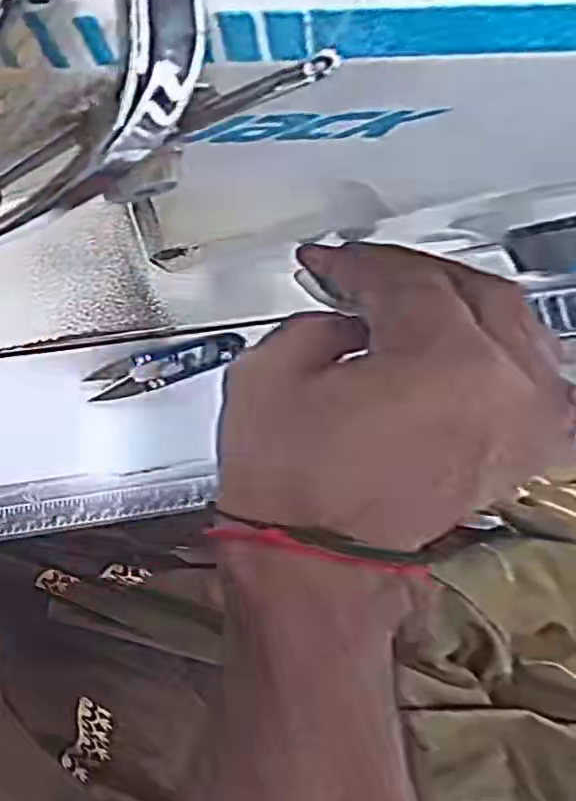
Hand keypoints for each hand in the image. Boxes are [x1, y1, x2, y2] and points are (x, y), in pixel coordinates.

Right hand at [217, 242, 574, 553]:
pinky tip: (439, 342)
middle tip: (359, 269)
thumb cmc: (289, 472)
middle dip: (409, 273)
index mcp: (444, 361)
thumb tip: (343, 324)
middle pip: (477, 292)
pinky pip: (526, 368)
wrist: (313, 541)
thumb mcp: (264, 375)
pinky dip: (481, 343)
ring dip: (450, 303)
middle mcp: (513, 383)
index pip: (407, 281)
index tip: (327, 259)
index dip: (357, 262)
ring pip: (513, 325)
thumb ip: (311, 327)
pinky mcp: (532, 441)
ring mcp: (535, 416)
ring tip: (395, 302)